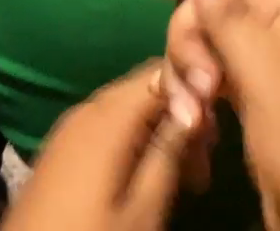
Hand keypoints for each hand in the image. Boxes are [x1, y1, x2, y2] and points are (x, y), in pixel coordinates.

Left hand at [0, 62, 193, 230]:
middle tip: (205, 163)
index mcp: (111, 114)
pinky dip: (135, 142)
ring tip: (185, 177)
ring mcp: (72, 127)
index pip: (164, 71)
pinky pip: (108, 128)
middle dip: (182, 116)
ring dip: (161, 132)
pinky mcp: (62, 149)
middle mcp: (90, 107)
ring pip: (130, 110)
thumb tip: (197, 101)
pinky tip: (148, 177)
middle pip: (148, 89)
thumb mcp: (143, 207)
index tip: (217, 132)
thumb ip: (170, 149)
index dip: (197, 92)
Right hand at [160, 0, 279, 230]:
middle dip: (191, 38)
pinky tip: (197, 131)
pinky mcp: (250, 103)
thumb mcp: (269, 73)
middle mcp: (274, 28)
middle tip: (205, 84)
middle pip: (212, 3)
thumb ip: (230, 16)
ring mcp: (261, 68)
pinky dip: (195, 100)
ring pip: (205, 44)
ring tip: (198, 119)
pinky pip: (209, 81)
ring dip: (189, 76)